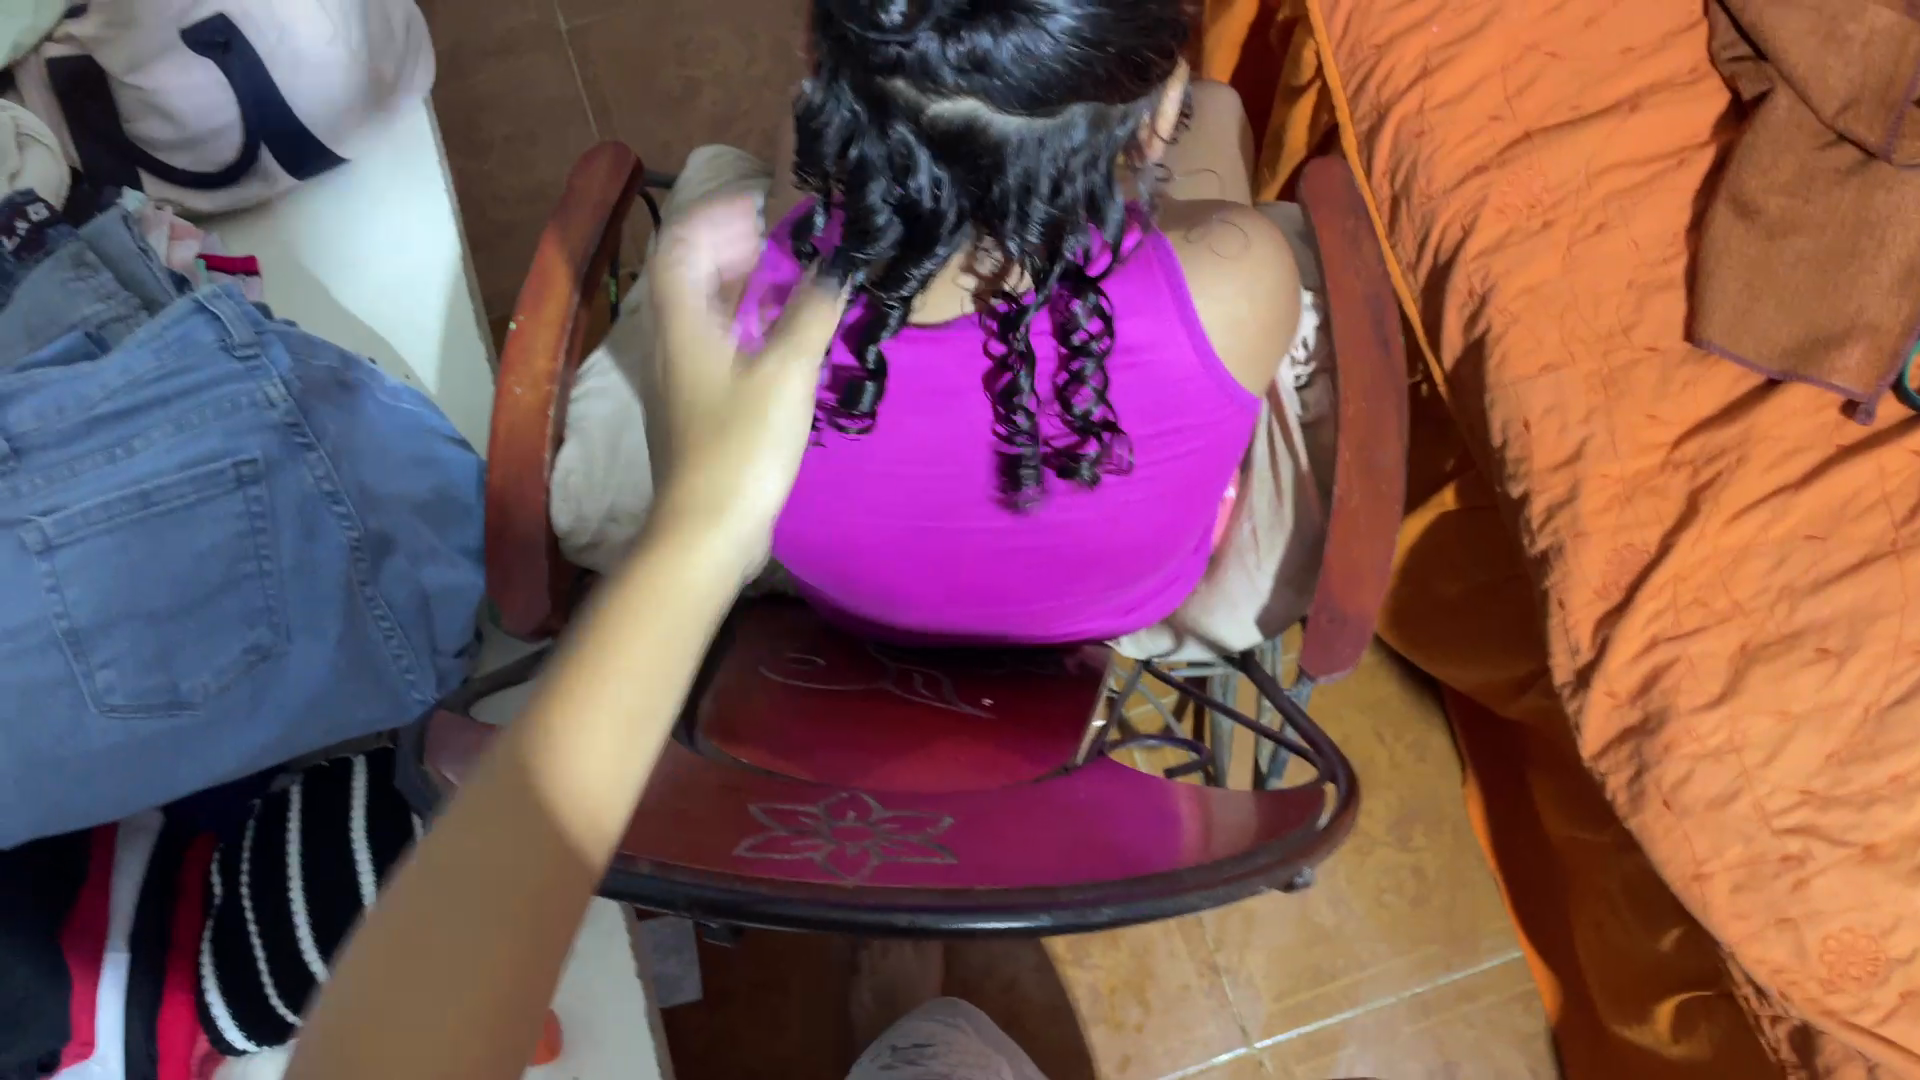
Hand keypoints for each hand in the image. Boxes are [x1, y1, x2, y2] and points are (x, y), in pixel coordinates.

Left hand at [640, 195, 847, 567]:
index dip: (715, 217)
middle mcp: (671, 346)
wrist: (709, 527)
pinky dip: (742, 334)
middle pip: (688, 280)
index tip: (758, 208)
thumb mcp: (785, 374)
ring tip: (781, 288)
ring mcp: (680, 383)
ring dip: (737, 294)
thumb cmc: (743, 445)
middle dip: (728, 253)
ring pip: (702, 319)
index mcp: (682, 325)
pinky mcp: (696, 413)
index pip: (681, 245)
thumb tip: (836, 268)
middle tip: (772, 245)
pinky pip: (714, 352)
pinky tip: (776, 348)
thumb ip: (811, 316)